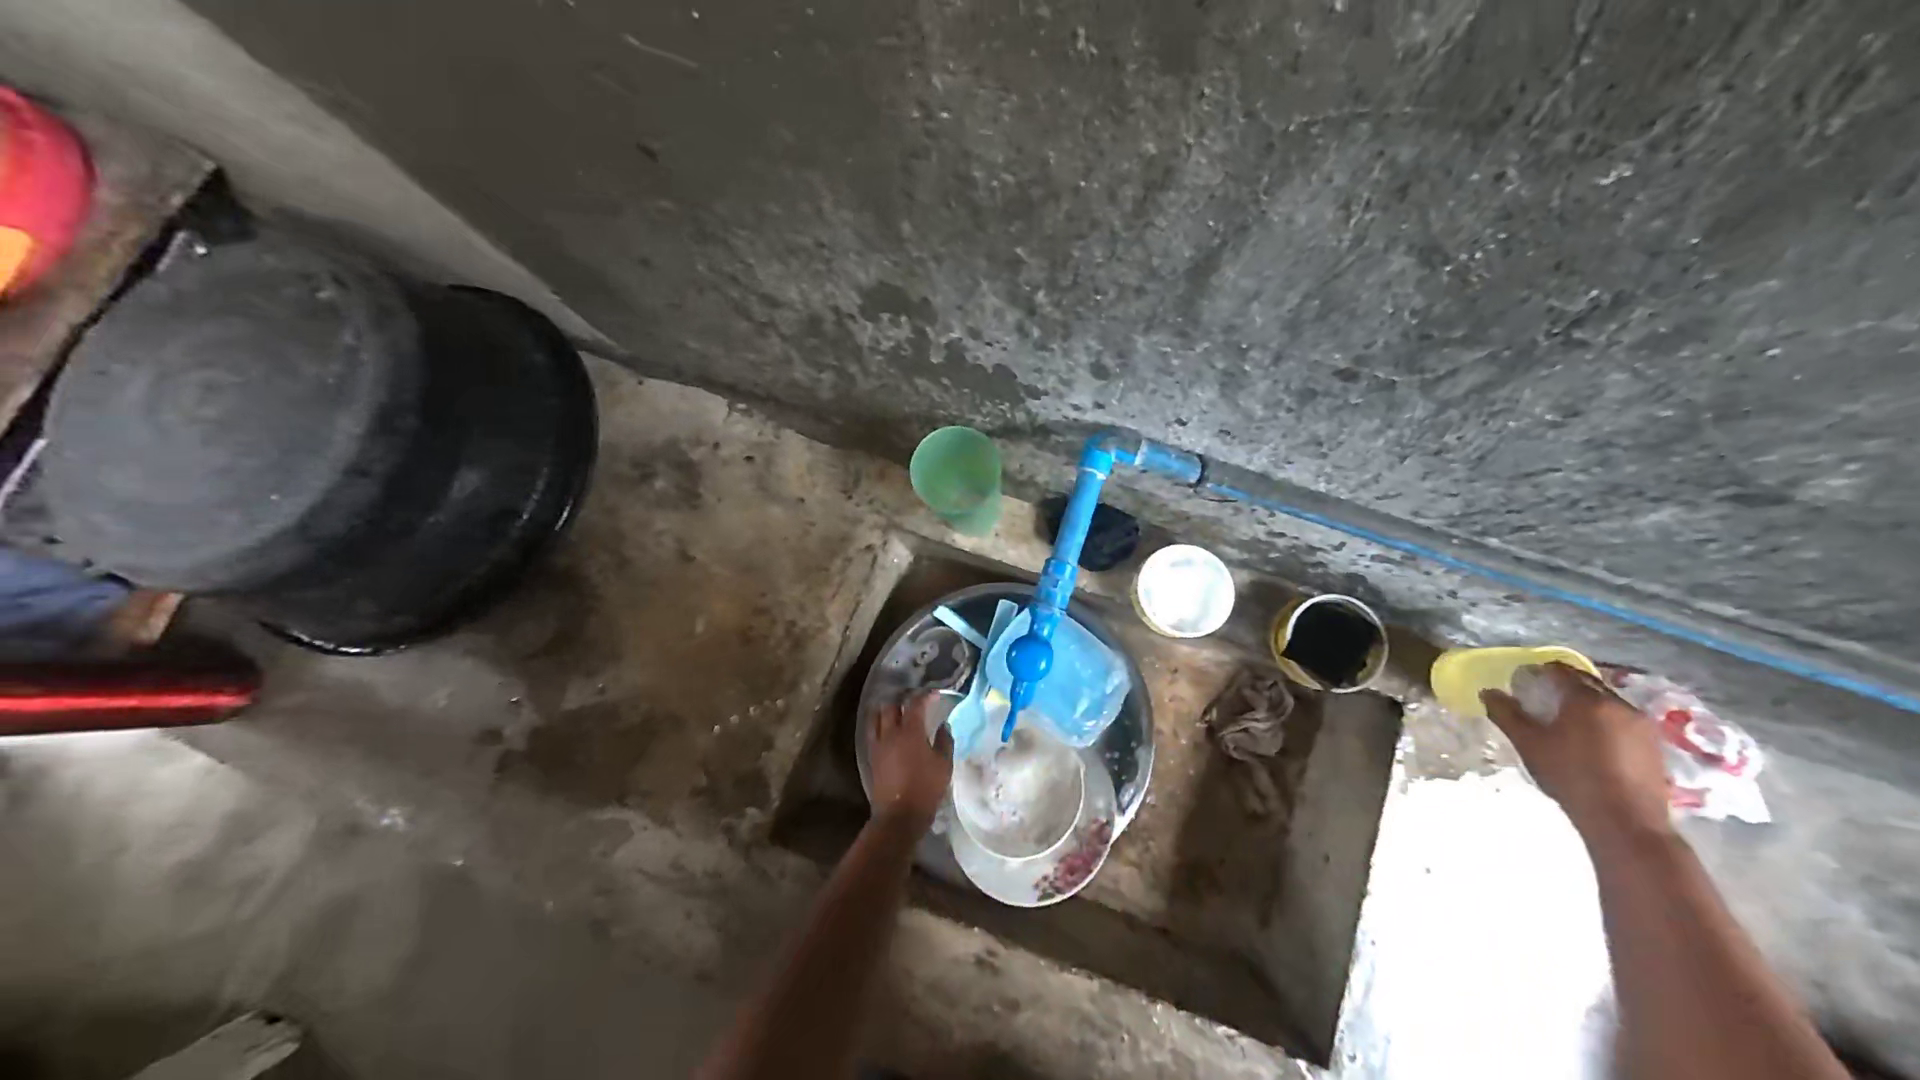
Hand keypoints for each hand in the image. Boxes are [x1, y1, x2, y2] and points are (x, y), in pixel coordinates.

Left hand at [869, 692, 952, 832]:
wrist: (899, 815)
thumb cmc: (926, 788)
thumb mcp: (943, 765)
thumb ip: (944, 741)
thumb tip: (944, 725)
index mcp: (910, 732)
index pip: (915, 704)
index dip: (925, 696)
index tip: (935, 694)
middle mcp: (890, 733)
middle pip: (891, 706)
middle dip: (903, 700)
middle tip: (915, 703)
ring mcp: (878, 745)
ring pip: (877, 718)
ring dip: (887, 711)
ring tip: (898, 713)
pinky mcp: (872, 756)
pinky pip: (873, 732)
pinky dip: (880, 725)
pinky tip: (889, 731)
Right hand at [1482, 663, 1672, 844]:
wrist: (1625, 821)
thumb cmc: (1570, 775)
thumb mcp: (1528, 743)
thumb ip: (1505, 713)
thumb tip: (1488, 692)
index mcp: (1587, 699)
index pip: (1560, 670)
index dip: (1538, 672)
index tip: (1522, 683)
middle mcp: (1620, 704)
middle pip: (1587, 683)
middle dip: (1563, 686)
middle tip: (1541, 701)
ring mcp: (1643, 725)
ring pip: (1607, 702)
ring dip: (1585, 704)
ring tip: (1566, 723)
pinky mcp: (1655, 745)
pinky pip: (1623, 720)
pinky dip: (1604, 722)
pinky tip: (1592, 742)